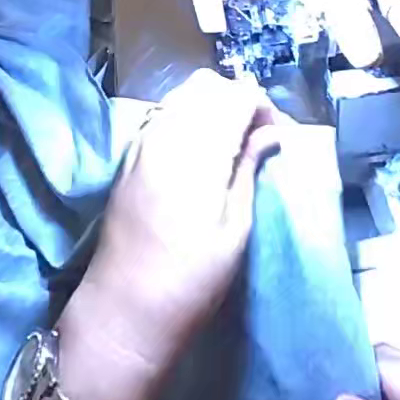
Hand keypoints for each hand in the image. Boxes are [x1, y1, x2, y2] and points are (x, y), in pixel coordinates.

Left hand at [55, 70, 283, 399]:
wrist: (122, 313)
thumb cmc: (190, 280)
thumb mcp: (235, 227)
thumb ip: (249, 168)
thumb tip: (270, 133)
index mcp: (199, 154)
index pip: (238, 97)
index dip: (264, 107)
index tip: (277, 135)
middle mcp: (167, 136)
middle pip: (210, 86)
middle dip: (240, 99)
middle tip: (258, 133)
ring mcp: (143, 142)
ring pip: (184, 92)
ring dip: (214, 102)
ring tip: (232, 136)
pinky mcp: (129, 154)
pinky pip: (164, 110)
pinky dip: (189, 111)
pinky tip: (201, 142)